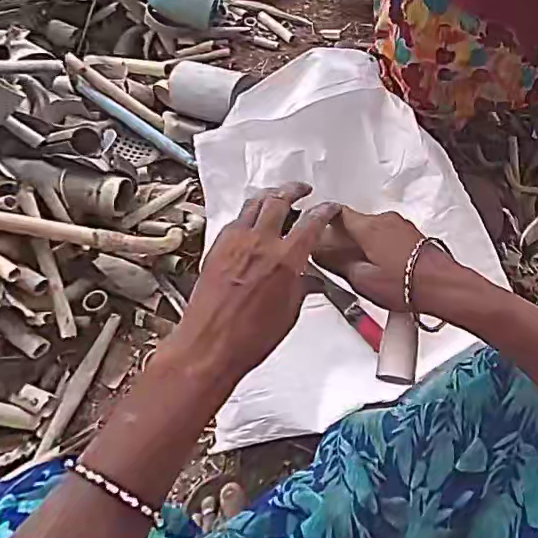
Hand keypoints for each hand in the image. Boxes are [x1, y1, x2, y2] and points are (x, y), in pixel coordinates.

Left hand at [175, 185, 336, 380]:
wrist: (208, 347)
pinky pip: (235, 220)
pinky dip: (248, 213)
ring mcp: (235, 243)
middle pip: (280, 199)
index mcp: (286, 260)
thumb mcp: (289, 312)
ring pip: (254, 203)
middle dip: (294, 190)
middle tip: (302, 190)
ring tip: (277, 195)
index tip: (329, 207)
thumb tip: (310, 281)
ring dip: (270, 195)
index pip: (313, 221)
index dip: (325, 210)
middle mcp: (260, 244)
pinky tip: (252, 220)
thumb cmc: (247, 338)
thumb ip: (302, 287)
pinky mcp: (217, 248)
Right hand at [313, 206, 486, 316]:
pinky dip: (380, 248)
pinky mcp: (412, 236)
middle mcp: (386, 220)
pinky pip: (388, 236)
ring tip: (363, 271)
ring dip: (363, 245)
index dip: (322, 223)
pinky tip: (382, 270)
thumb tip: (321, 256)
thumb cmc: (409, 285)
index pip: (336, 214)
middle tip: (336, 260)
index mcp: (369, 227)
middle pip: (354, 223)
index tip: (315, 233)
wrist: (443, 288)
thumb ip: (336, 263)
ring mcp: (401, 226)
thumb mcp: (361, 280)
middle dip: (343, 240)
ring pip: (372, 230)